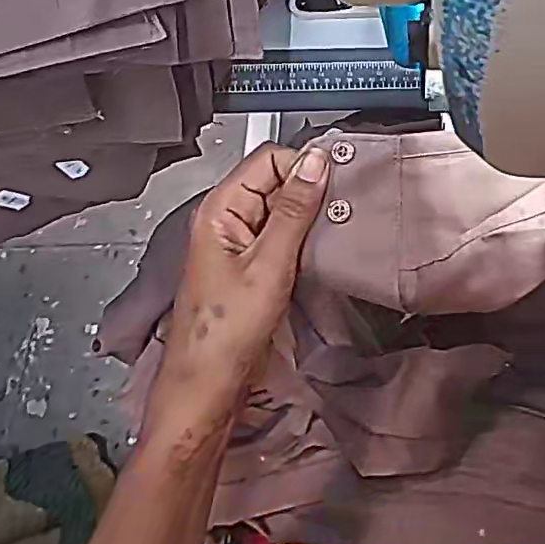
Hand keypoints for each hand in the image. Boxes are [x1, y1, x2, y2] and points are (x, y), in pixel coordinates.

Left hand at [154, 143, 330, 414]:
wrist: (209, 384)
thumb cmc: (225, 332)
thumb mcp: (269, 264)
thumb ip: (294, 210)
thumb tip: (316, 164)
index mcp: (220, 208)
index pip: (269, 159)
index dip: (303, 167)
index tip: (333, 186)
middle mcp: (227, 218)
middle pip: (277, 180)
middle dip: (309, 193)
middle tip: (335, 215)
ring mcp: (240, 240)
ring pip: (283, 207)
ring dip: (308, 217)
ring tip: (327, 236)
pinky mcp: (253, 262)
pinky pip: (283, 234)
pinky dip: (303, 238)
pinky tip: (316, 252)